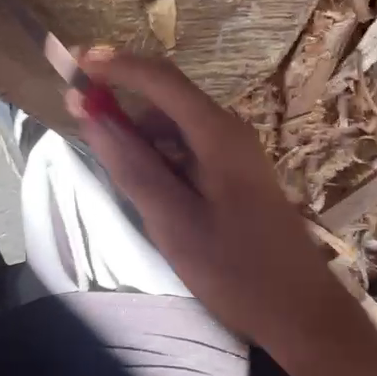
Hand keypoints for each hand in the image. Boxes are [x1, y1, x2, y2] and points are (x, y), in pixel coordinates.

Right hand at [69, 50, 351, 350]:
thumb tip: (90, 115)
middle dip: (120, 92)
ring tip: (102, 150)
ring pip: (173, 121)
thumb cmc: (237, 270)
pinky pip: (186, 143)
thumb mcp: (173, 222)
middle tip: (77, 106)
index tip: (74, 63)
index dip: (115, 64)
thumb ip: (130, 165)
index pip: (159, 78)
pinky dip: (156, 148)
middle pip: (166, 94)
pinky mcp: (233, 170)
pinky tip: (139, 177)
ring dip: (136, 126)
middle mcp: (227, 128)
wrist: (302, 312)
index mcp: (216, 132)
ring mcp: (233, 149)